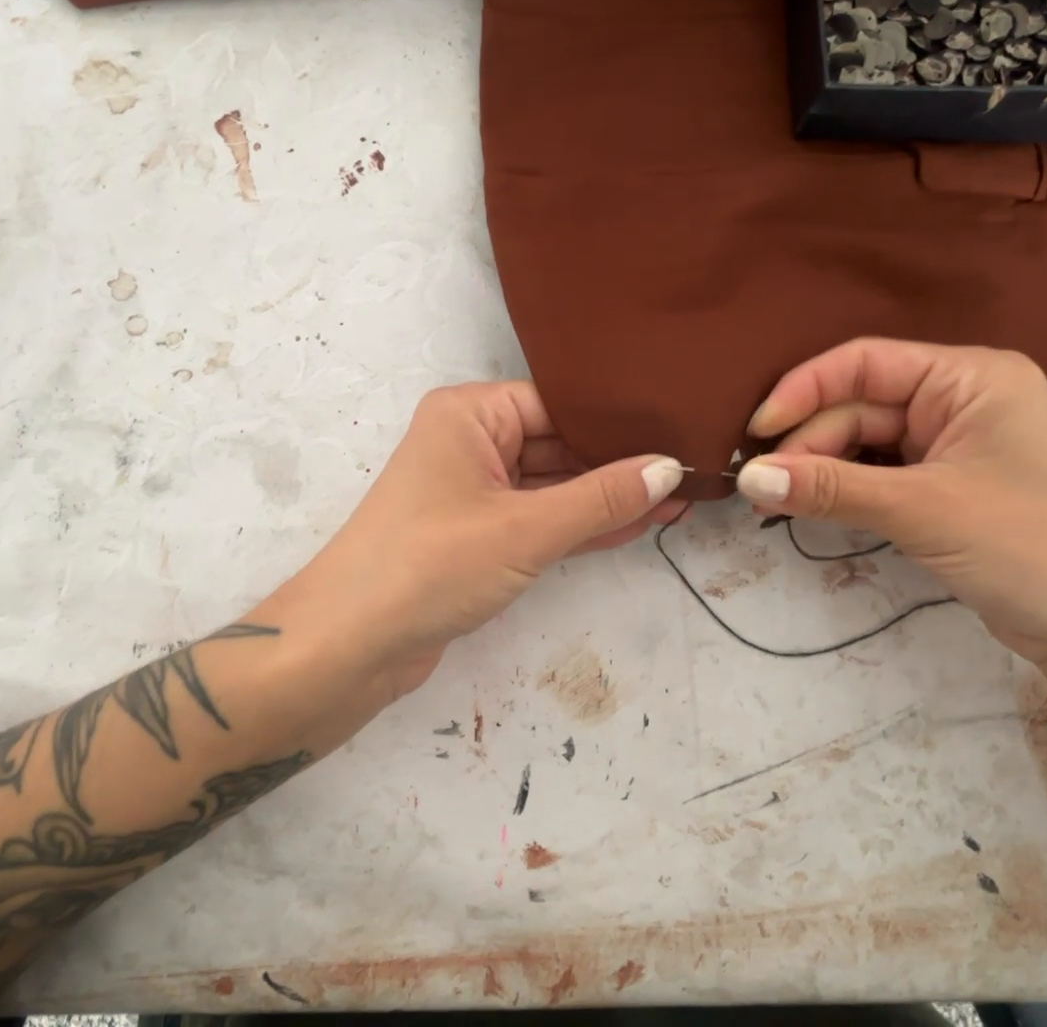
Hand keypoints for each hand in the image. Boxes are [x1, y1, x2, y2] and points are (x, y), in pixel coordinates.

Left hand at [261, 382, 684, 701]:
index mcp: (470, 413)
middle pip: (557, 443)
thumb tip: (671, 469)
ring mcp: (470, 491)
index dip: (620, 421)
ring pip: (550, 485)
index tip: (683, 429)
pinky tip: (635, 526)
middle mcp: (469, 441)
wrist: (352, 643)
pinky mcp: (474, 536)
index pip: (559, 403)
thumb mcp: (526, 528)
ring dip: (604, 498)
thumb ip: (602, 498)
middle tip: (694, 468)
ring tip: (678, 500)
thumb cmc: (433, 564)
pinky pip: (536, 518)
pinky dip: (578, 525)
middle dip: (618, 463)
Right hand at [733, 338, 1046, 663]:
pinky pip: (881, 477)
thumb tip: (746, 478)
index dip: (802, 392)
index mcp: (968, 378)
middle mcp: (960, 402)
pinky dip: (846, 492)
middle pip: (859, 406)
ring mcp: (956, 449)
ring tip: (780, 504)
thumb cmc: (1033, 543)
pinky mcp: (951, 492)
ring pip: (865, 445)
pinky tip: (814, 510)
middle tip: (764, 490)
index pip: (863, 363)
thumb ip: (829, 488)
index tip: (754, 435)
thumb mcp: (922, 509)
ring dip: (822, 470)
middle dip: (809, 444)